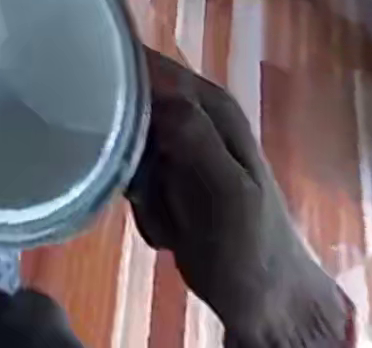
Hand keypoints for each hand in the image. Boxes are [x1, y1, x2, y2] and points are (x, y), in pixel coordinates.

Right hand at [128, 49, 351, 347]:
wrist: (269, 305)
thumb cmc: (251, 248)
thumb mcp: (227, 192)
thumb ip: (194, 136)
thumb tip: (158, 90)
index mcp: (208, 102)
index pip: (145, 66)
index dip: (117, 84)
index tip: (102, 119)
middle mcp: (191, 109)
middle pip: (127, 98)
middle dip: (120, 139)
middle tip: (137, 181)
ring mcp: (178, 138)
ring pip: (122, 133)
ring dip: (127, 172)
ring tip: (152, 205)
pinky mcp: (166, 166)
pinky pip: (127, 163)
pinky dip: (134, 191)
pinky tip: (156, 214)